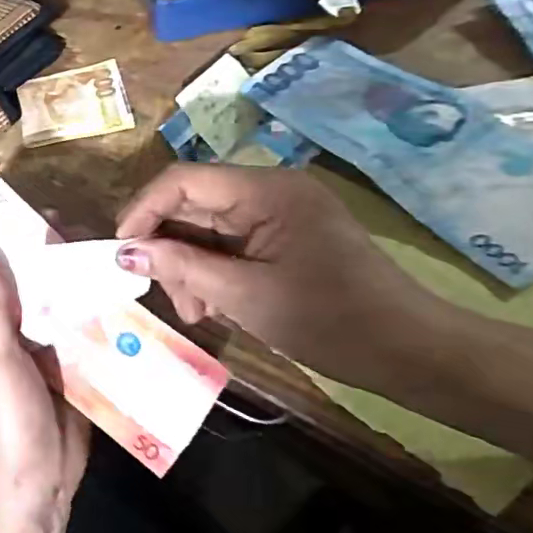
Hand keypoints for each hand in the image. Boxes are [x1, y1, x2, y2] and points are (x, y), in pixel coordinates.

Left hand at [0, 253, 90, 532]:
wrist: (41, 486)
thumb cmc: (7, 422)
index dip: (5, 248)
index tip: (28, 218)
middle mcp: (9, 332)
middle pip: (27, 286)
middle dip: (46, 260)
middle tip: (76, 228)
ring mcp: (41, 348)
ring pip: (54, 304)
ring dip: (71, 280)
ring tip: (98, 249)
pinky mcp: (69, 363)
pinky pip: (78, 327)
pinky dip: (91, 308)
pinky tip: (113, 286)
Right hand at [113, 163, 448, 389]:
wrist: (412, 352)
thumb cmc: (331, 321)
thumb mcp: (245, 295)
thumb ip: (182, 267)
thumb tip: (125, 251)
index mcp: (265, 190)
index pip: (183, 180)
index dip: (143, 209)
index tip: (120, 251)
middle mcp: (270, 189)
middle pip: (194, 203)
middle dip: (169, 247)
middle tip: (162, 294)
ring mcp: (280, 210)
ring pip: (209, 225)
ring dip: (190, 264)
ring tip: (196, 311)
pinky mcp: (286, 232)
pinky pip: (233, 240)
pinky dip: (215, 268)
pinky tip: (215, 303)